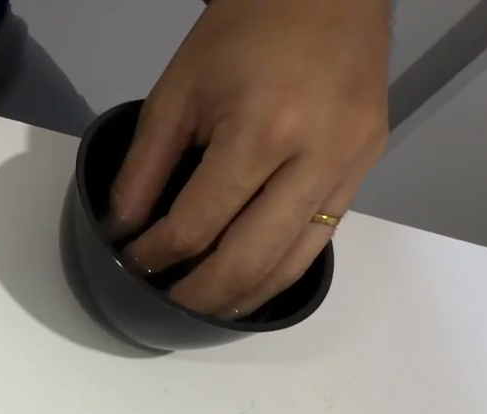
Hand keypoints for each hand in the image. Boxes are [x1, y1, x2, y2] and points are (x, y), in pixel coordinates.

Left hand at [112, 0, 389, 317]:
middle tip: (162, 304)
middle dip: (196, 295)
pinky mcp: (367, 167)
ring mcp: (352, 164)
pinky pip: (319, 242)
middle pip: (247, 260)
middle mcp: (318, 155)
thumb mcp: (172, 98)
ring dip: (238, 298)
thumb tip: (119, 235)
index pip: (195, 227)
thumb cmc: (242, 32)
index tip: (132, 261)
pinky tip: (242, 287)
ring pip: (289, 264)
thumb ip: (139, 174)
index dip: (154, 256)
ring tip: (198, 309)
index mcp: (264, 132)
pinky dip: (275, 274)